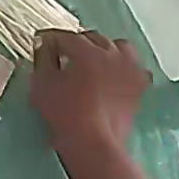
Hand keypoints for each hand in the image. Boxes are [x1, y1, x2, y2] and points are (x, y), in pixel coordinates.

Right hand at [29, 30, 152, 160]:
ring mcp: (130, 68)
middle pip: (92, 37)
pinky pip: (133, 66)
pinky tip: (112, 75)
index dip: (49, 39)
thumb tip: (44, 43)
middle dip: (75, 42)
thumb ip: (42, 58)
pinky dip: (122, 65)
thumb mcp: (42, 83)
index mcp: (86, 51)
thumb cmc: (63, 112)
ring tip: (90, 61)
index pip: (65, 36)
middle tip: (61, 55)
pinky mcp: (139, 85)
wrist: (93, 143)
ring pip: (117, 47)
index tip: (40, 43)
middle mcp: (112, 53)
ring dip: (102, 49)